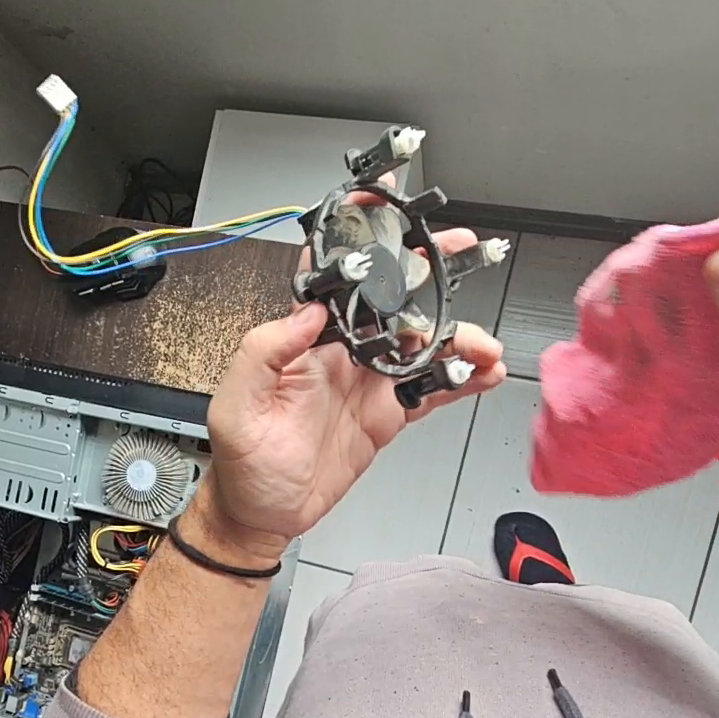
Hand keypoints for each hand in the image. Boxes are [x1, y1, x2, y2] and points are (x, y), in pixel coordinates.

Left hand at [197, 228, 507, 562]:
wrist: (263, 514)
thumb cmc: (242, 465)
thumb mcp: (236, 406)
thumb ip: (264, 352)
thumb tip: (308, 311)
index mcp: (304, 342)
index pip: (333, 277)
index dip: (359, 238)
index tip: (385, 203)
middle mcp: (340, 355)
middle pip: (391, 298)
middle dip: (426, 269)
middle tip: (459, 247)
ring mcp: (367, 383)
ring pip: (421, 344)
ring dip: (456, 336)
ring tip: (482, 344)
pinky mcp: (385, 415)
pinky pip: (430, 390)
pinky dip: (460, 380)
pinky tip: (482, 373)